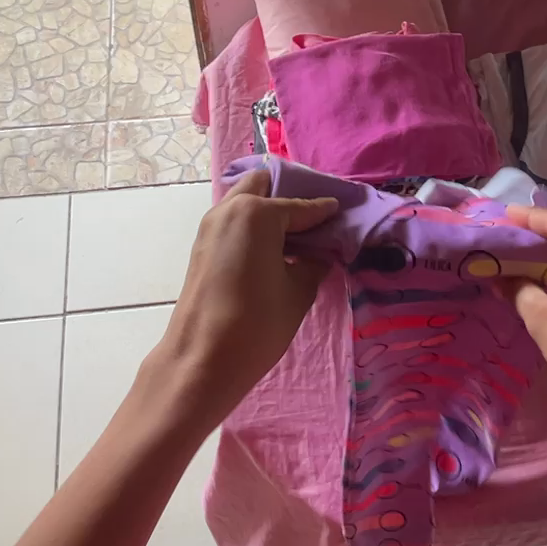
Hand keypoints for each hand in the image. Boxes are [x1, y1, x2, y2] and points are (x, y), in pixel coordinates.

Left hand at [148, 168, 338, 424]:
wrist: (203, 359)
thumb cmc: (257, 322)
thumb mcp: (299, 290)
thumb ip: (313, 263)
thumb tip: (320, 254)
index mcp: (257, 212)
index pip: (300, 205)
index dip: (325, 211)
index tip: (343, 212)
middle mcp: (230, 209)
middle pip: (264, 185)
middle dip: (289, 194)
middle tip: (315, 218)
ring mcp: (211, 226)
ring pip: (245, 201)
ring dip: (269, 209)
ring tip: (299, 235)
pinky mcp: (203, 246)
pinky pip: (235, 221)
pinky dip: (255, 225)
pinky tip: (276, 249)